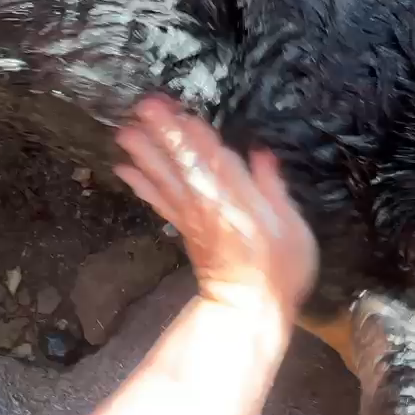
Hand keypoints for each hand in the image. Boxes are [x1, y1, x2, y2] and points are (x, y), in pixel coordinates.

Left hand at [114, 96, 316, 318]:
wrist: (249, 307)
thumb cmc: (279, 266)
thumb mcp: (292, 225)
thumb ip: (272, 185)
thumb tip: (261, 151)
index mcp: (236, 196)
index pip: (211, 156)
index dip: (192, 132)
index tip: (176, 108)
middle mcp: (207, 199)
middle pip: (182, 160)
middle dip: (162, 132)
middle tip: (142, 107)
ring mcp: (189, 212)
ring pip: (163, 175)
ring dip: (143, 152)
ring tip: (124, 131)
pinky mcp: (180, 225)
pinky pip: (156, 199)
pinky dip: (139, 183)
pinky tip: (122, 167)